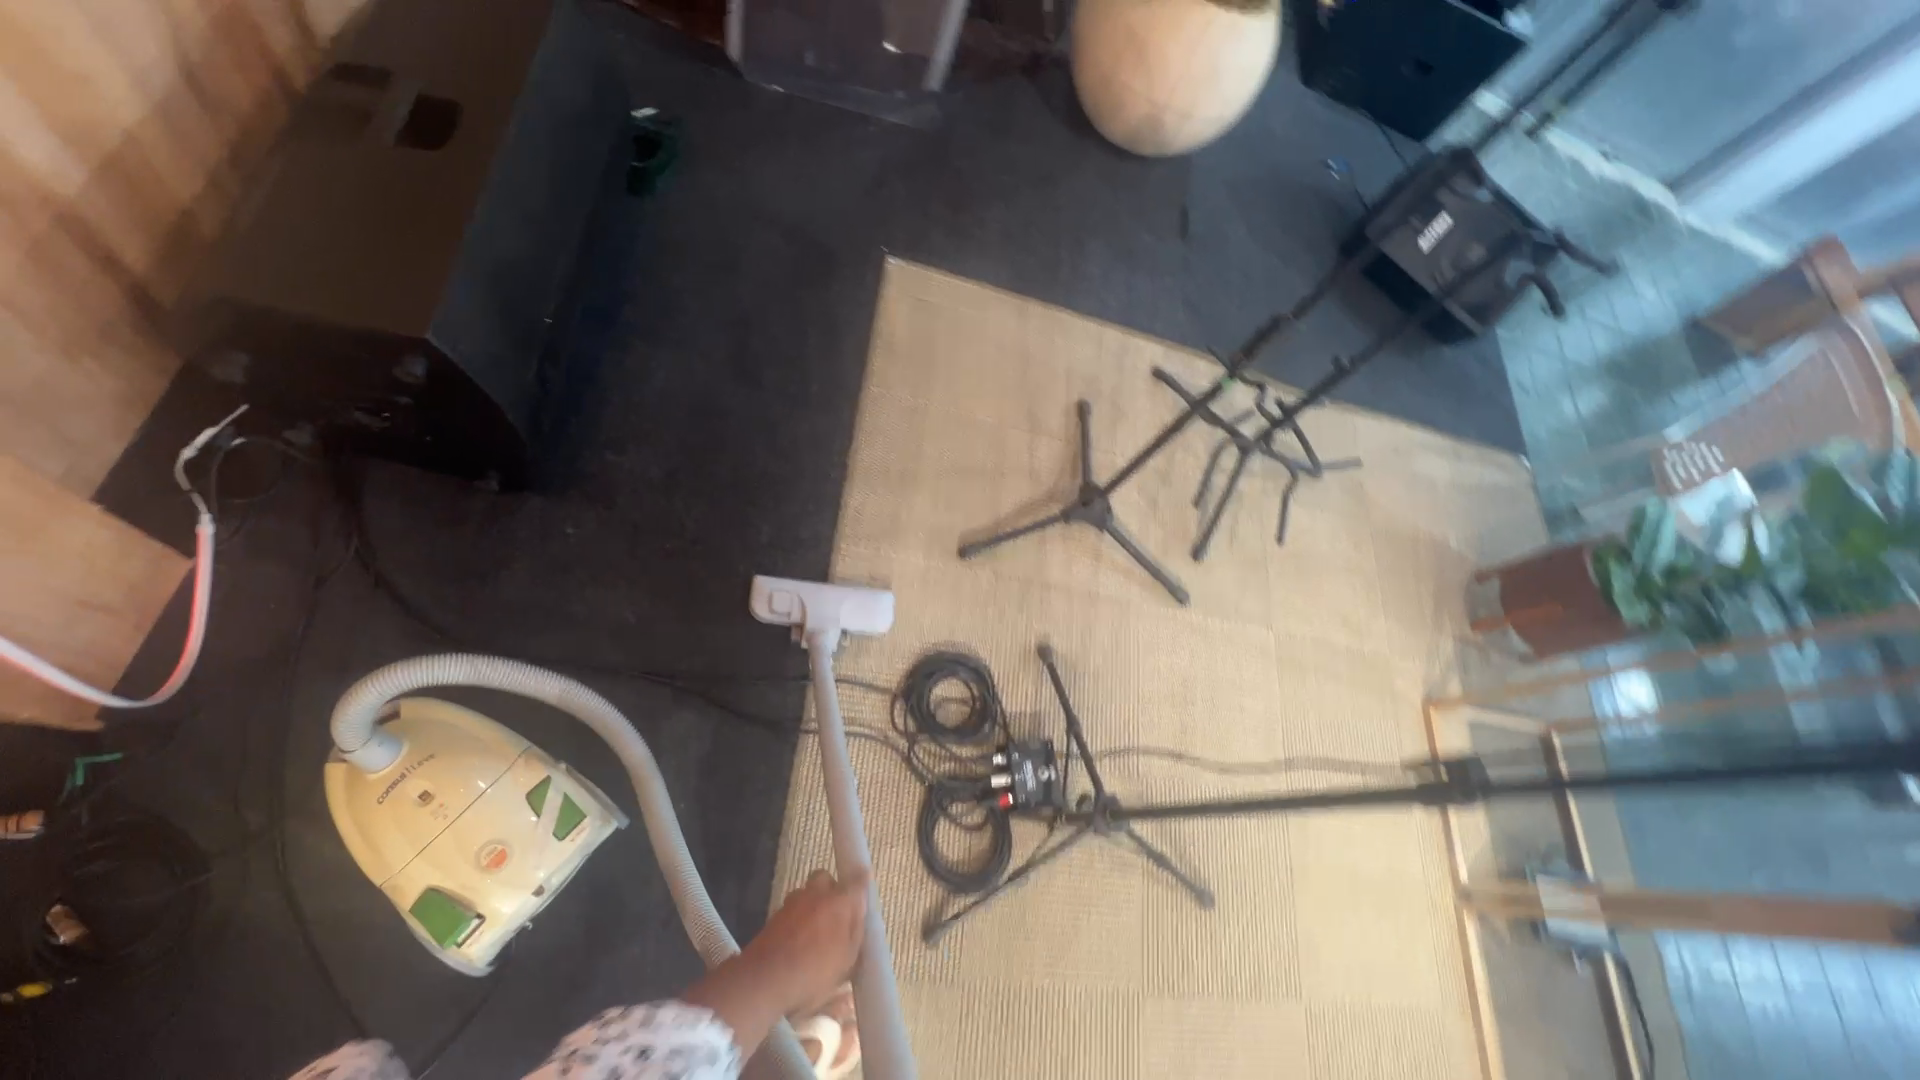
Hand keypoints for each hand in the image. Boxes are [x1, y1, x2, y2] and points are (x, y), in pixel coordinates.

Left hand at [743, 869, 868, 1014]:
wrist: (764, 981)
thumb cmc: (814, 973)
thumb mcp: (847, 962)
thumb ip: (856, 934)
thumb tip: (860, 914)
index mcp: (840, 902)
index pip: (857, 882)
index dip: (862, 882)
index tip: (865, 884)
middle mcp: (817, 894)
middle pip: (826, 879)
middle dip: (832, 891)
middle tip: (837, 916)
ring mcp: (793, 903)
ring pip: (806, 894)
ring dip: (812, 906)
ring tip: (815, 934)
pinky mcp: (774, 916)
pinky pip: (792, 910)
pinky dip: (797, 920)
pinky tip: (798, 943)